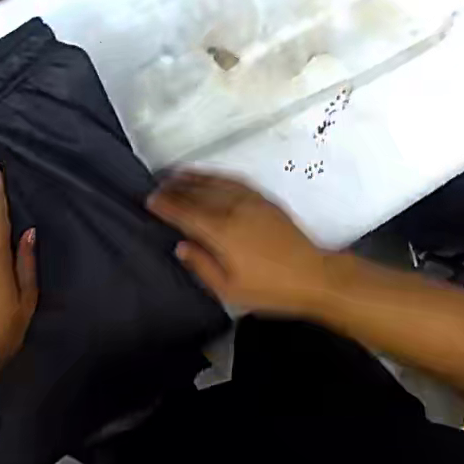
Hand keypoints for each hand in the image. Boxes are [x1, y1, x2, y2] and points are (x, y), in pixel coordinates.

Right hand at [146, 169, 336, 316]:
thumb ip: (202, 265)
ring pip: (214, 182)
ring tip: (176, 174)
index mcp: (221, 232)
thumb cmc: (270, 288)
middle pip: (197, 193)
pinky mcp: (262, 198)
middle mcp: (232, 209)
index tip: (151, 200)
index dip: (166, 205)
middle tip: (158, 185)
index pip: (185, 212)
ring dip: (192, 177)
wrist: (313, 275)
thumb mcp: (230, 289)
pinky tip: (208, 175)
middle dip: (175, 188)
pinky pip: (233, 179)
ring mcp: (249, 200)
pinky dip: (216, 175)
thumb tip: (181, 245)